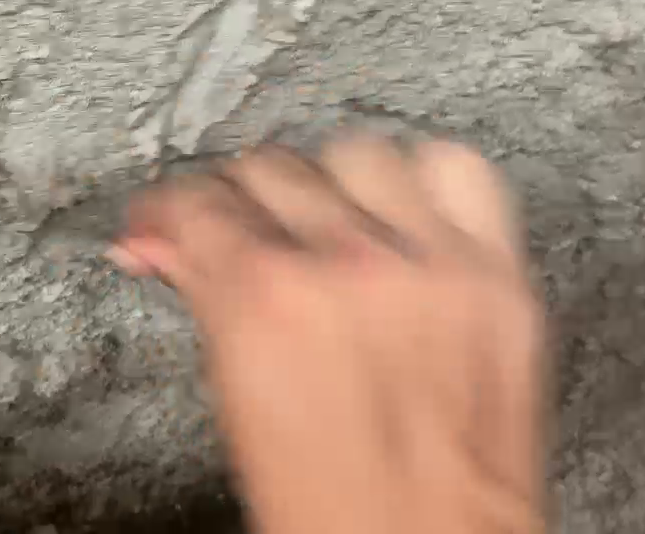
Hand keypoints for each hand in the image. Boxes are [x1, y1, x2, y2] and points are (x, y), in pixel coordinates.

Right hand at [110, 137, 546, 533]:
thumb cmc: (320, 493)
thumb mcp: (229, 380)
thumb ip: (192, 282)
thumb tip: (148, 239)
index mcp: (267, 295)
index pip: (194, 199)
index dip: (164, 207)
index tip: (163, 217)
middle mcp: (348, 265)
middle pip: (265, 165)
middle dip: (235, 199)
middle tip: (236, 230)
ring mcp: (429, 264)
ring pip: (353, 152)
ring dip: (325, 184)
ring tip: (320, 223)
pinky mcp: (497, 277)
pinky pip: (456, 169)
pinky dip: (422, 181)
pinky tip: (398, 216)